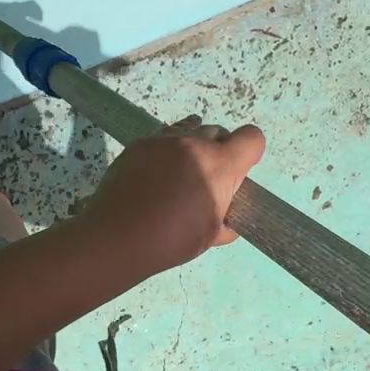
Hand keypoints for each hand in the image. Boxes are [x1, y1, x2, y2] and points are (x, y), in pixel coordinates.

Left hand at [80, 115, 266, 272]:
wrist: (117, 236)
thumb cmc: (170, 241)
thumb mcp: (212, 235)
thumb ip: (227, 217)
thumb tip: (227, 216)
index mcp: (220, 164)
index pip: (252, 137)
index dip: (249, 153)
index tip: (238, 171)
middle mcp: (194, 144)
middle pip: (218, 132)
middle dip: (219, 151)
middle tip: (205, 179)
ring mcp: (163, 141)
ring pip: (189, 129)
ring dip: (192, 146)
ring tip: (181, 173)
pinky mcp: (138, 144)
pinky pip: (162, 137)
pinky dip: (166, 150)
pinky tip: (156, 173)